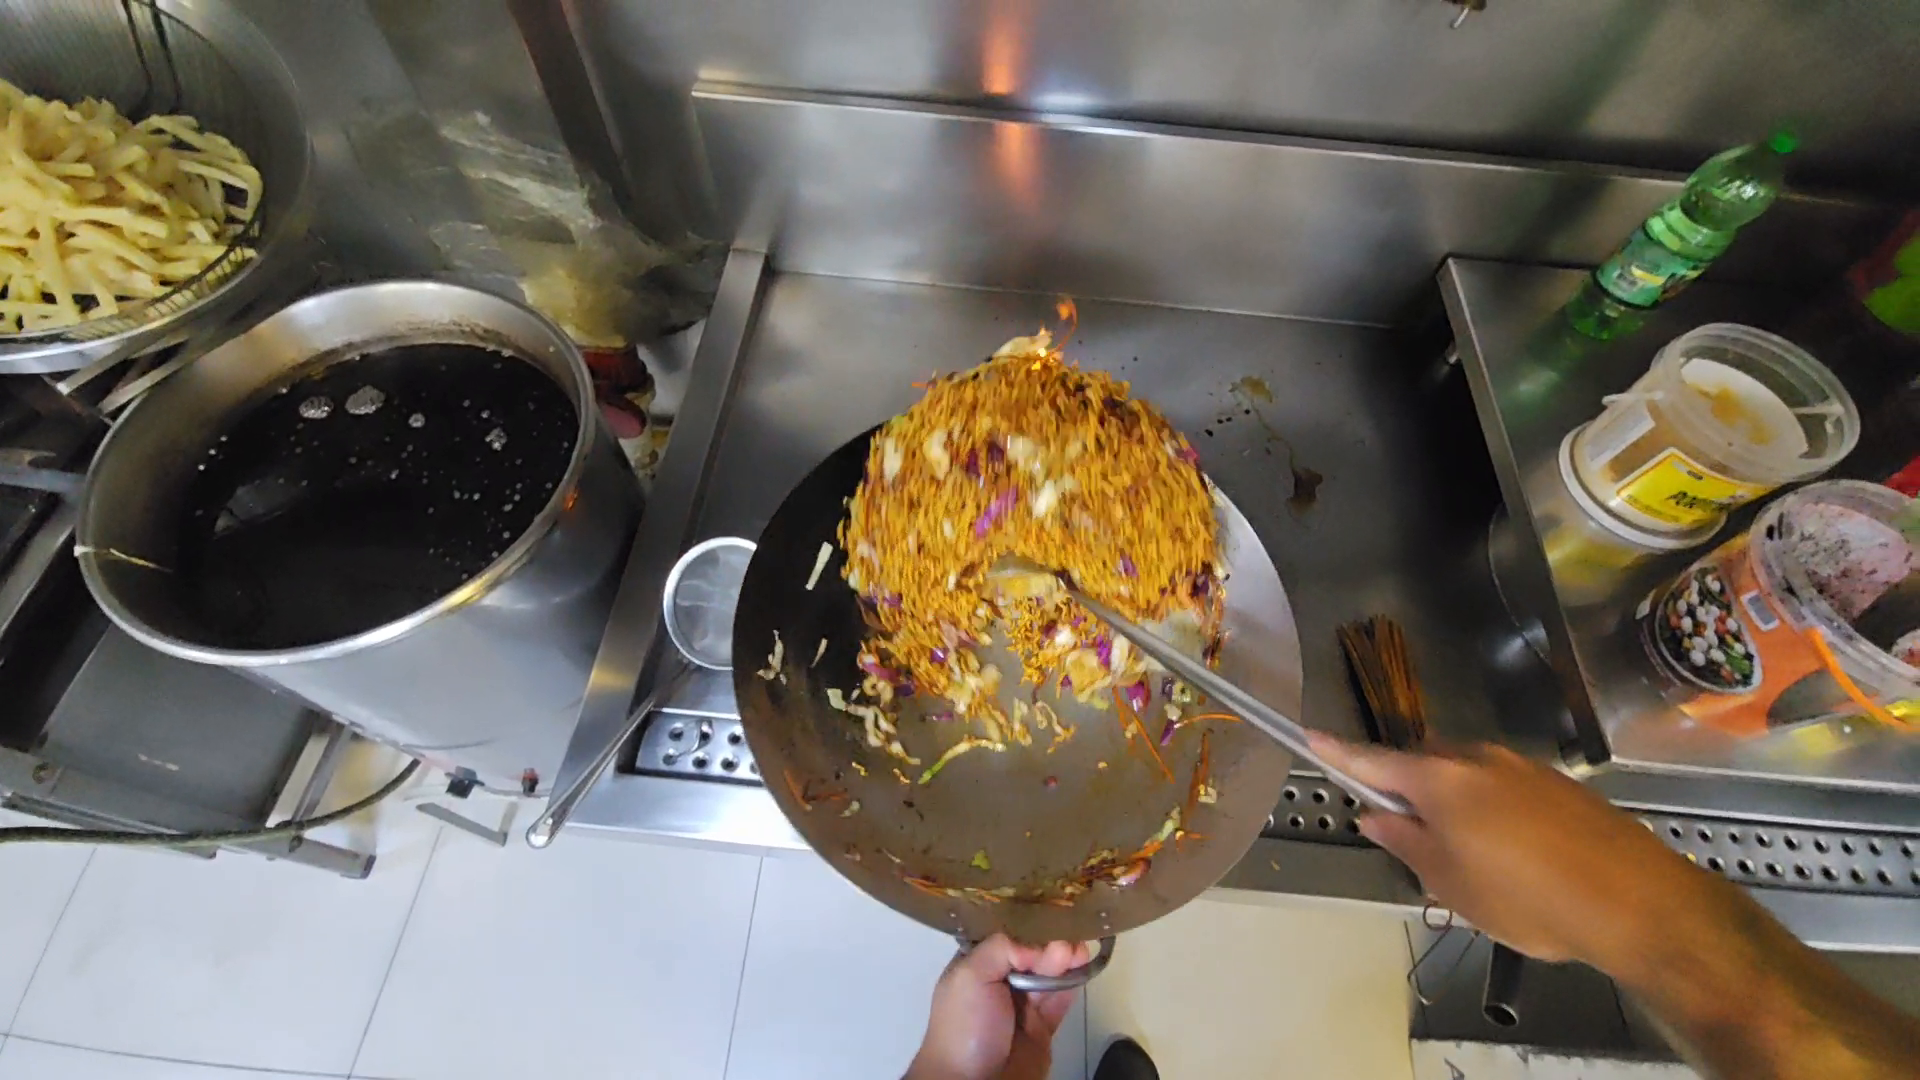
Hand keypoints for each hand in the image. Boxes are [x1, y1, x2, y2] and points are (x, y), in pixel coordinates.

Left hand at [905, 935, 1090, 1079]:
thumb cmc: (964, 1025)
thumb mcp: (970, 975)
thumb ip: (1003, 947)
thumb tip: (1039, 945)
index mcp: (977, 961)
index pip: (1005, 932)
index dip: (1027, 921)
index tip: (1049, 908)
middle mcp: (1000, 978)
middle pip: (1031, 951)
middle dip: (1050, 940)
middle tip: (1067, 936)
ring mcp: (1022, 1004)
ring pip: (1048, 972)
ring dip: (1064, 958)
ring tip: (1078, 949)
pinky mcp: (1042, 1027)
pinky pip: (1060, 998)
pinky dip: (1072, 982)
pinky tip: (1082, 966)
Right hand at [1310, 735, 1711, 971]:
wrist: (1648, 909)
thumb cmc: (1529, 899)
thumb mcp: (1450, 883)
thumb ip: (1404, 843)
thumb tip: (1376, 816)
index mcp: (1439, 780)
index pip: (1371, 760)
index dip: (1336, 751)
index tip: (1308, 735)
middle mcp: (1476, 760)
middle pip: (1420, 763)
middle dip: (1409, 788)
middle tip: (1416, 836)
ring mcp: (1521, 767)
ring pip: (1465, 775)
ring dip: (1454, 801)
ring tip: (1475, 856)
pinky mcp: (1559, 784)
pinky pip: (1503, 786)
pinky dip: (1493, 808)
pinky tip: (1518, 855)